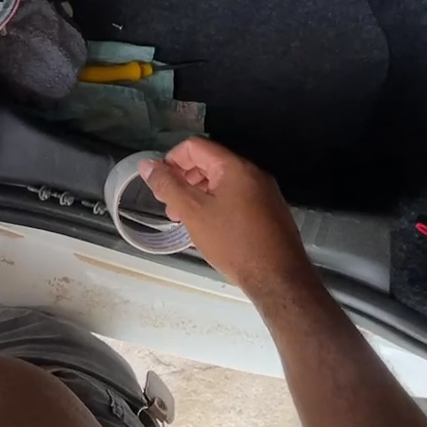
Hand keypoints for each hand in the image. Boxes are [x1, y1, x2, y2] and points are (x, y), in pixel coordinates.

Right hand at [139, 137, 313, 299]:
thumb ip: (167, 185)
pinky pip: (235, 196)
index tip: (160, 183)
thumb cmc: (233, 242)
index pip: (195, 146)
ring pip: (221, 181)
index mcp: (235, 167)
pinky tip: (207, 226)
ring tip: (184, 218)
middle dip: (183, 179)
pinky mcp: (268, 211)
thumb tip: (147, 165)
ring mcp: (264, 193)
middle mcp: (253, 174)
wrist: (279, 280)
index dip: (172, 160)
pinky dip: (215, 204)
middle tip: (169, 204)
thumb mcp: (192, 211)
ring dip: (197, 193)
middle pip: (208, 162)